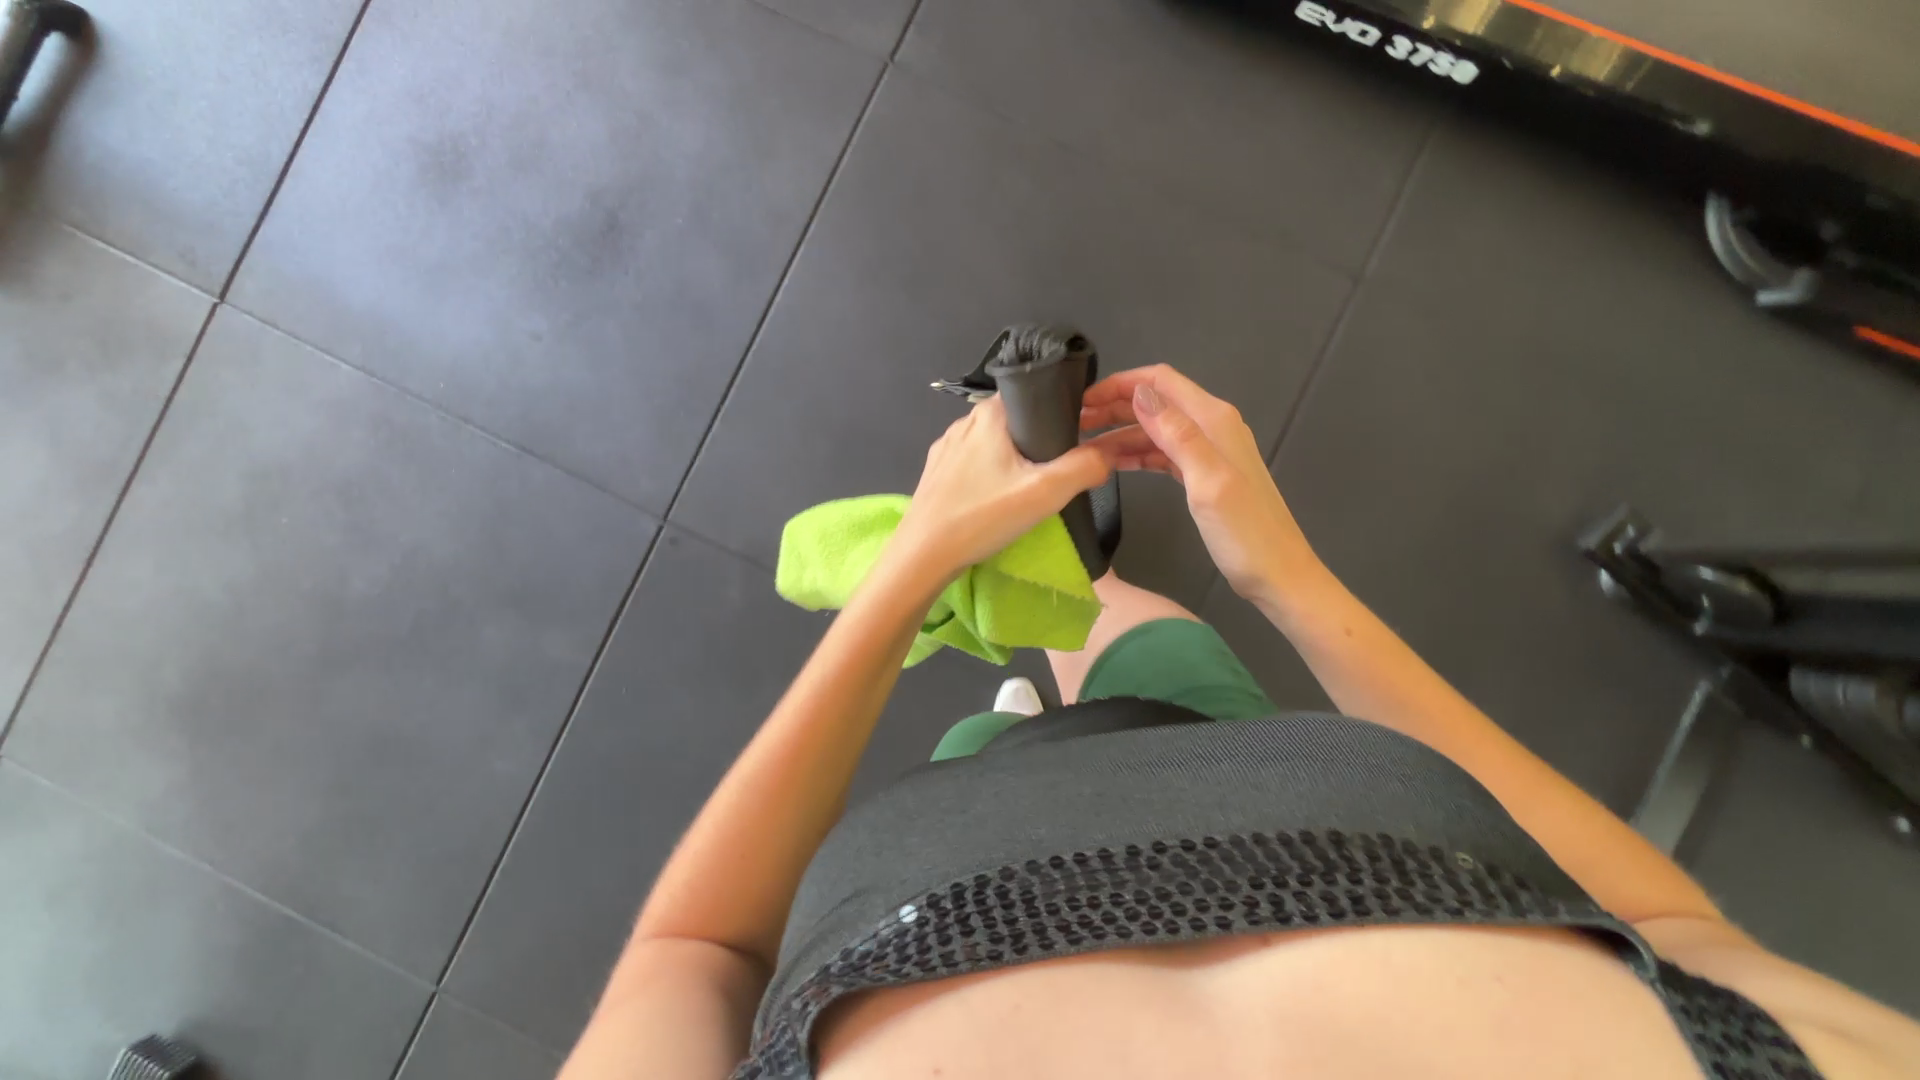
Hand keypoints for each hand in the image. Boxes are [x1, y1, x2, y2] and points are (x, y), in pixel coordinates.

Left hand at [890, 396, 1112, 581]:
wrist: (923, 555)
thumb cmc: (982, 517)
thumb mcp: (1045, 493)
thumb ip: (1084, 467)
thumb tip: (1110, 452)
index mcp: (990, 413)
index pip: (1034, 394)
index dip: (1060, 411)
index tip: (1078, 437)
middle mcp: (964, 421)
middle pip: (1016, 421)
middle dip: (1038, 442)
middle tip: (1056, 472)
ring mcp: (946, 447)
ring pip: (993, 444)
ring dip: (1013, 461)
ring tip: (1028, 488)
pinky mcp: (936, 472)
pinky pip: (973, 463)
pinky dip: (990, 475)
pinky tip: (996, 499)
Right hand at [1081, 365, 1320, 606]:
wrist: (1278, 575)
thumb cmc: (1245, 533)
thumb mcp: (1208, 482)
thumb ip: (1177, 434)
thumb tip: (1139, 394)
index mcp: (1214, 420)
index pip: (1160, 381)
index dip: (1120, 383)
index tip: (1083, 400)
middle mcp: (1212, 427)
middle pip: (1156, 402)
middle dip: (1114, 407)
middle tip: (1075, 425)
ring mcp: (1208, 452)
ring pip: (1156, 429)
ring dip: (1121, 433)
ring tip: (1083, 447)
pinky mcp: (1203, 475)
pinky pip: (1164, 454)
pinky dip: (1137, 454)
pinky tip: (1112, 464)